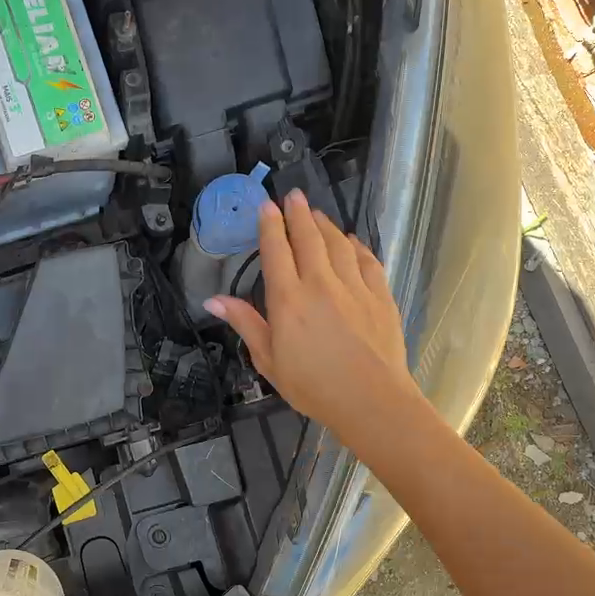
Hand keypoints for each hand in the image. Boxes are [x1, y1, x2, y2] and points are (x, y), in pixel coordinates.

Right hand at [205, 189, 424, 451]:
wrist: (371, 399)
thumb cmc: (312, 386)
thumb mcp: (268, 360)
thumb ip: (245, 324)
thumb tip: (213, 300)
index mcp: (288, 300)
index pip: (275, 251)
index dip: (269, 225)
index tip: (266, 206)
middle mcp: (320, 283)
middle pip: (308, 237)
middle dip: (298, 213)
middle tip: (293, 195)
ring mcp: (354, 286)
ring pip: (338, 243)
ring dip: (325, 224)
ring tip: (316, 214)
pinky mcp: (380, 295)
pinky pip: (367, 259)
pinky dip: (356, 245)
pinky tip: (351, 241)